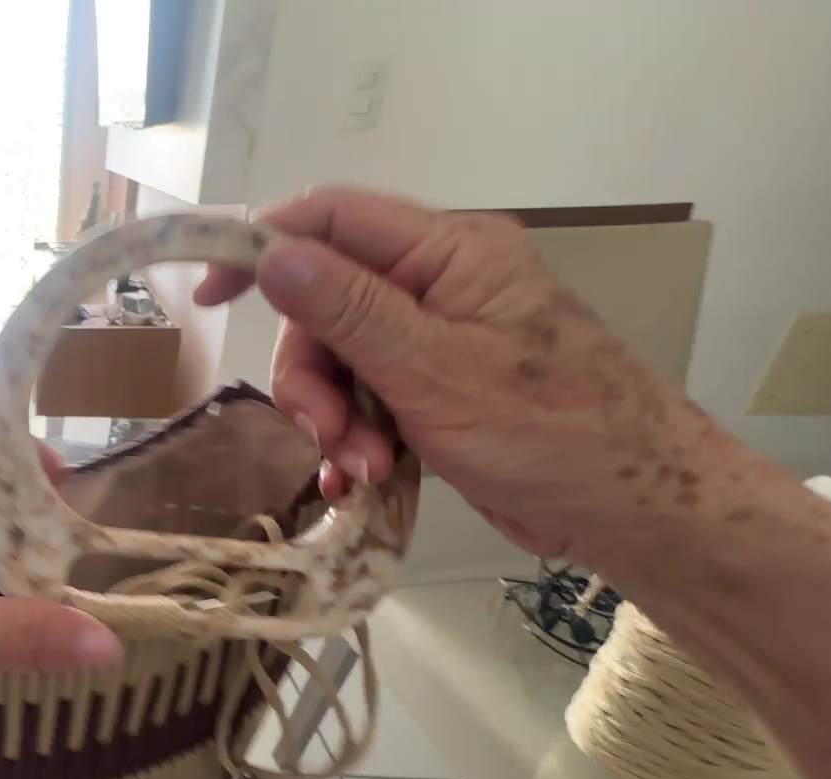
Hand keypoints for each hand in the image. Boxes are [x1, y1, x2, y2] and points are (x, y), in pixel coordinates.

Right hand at [196, 187, 719, 557]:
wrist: (620, 506)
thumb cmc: (546, 429)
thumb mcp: (432, 368)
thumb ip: (349, 310)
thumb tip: (274, 257)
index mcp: (445, 254)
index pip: (331, 219)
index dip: (262, 246)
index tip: (210, 297)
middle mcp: (429, 286)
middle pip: (320, 309)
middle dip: (310, 379)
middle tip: (328, 433)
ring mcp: (425, 339)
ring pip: (331, 363)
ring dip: (331, 420)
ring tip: (363, 467)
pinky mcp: (423, 388)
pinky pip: (354, 399)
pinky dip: (348, 437)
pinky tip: (359, 476)